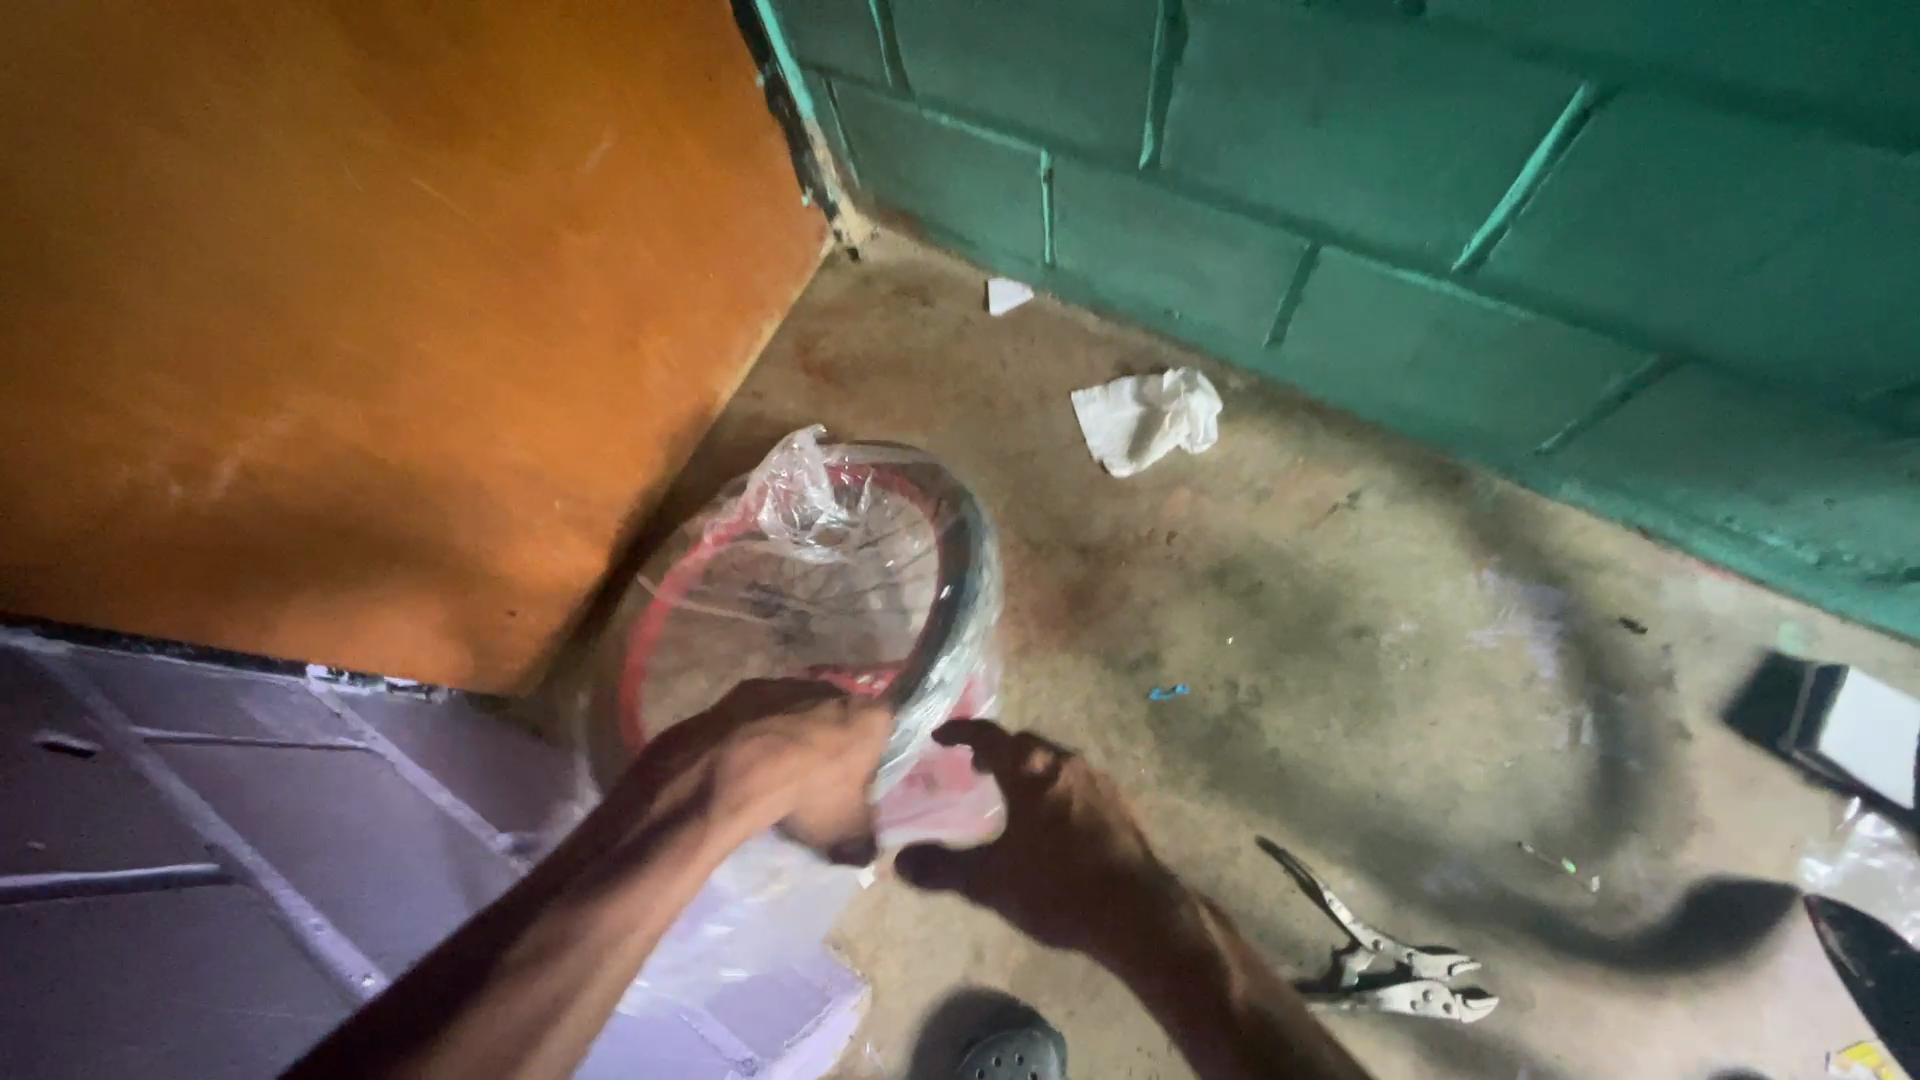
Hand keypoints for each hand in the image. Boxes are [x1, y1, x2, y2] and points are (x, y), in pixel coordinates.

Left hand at [628, 678, 893, 864]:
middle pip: (842, 716)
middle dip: (833, 740)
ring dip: (796, 733)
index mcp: (871, 718)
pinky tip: (751, 757)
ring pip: (803, 710)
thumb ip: (864, 836)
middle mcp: (837, 691)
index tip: (856, 776)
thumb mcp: (847, 830)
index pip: (885, 728)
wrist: (739, 770)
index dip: (872, 752)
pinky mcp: (754, 687)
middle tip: (818, 776)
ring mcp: (794, 685)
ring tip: (778, 769)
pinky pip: (766, 710)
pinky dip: (762, 728)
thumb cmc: (809, 794)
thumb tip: (866, 851)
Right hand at [894, 719, 1182, 951]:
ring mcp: (1096, 780)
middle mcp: (1063, 762)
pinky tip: (1052, 817)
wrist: (1135, 911)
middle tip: (976, 767)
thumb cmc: (1056, 886)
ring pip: (1053, 761)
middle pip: (1024, 744)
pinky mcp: (1118, 803)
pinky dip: (1055, 786)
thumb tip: (900, 862)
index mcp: (1029, 770)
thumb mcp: (990, 881)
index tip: (941, 735)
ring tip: (1012, 792)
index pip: (988, 735)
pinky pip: (1076, 780)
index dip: (961, 732)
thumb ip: (943, 869)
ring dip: (1028, 768)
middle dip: (997, 750)